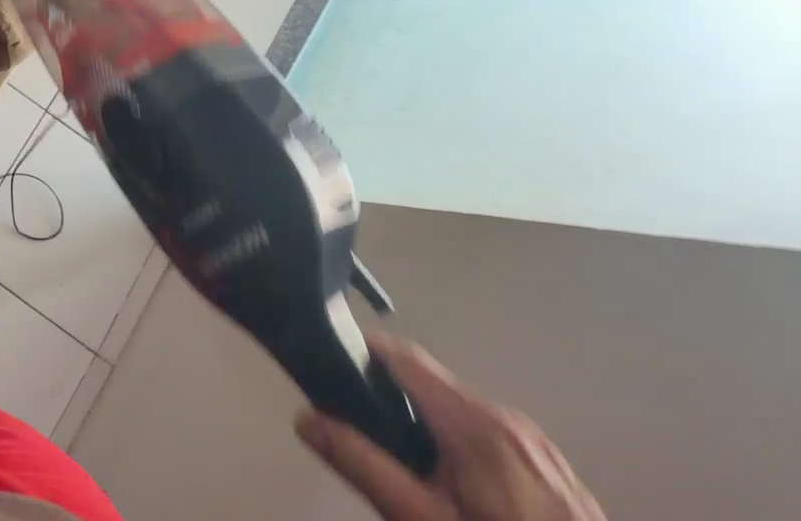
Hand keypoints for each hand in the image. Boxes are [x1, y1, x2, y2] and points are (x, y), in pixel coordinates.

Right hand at [297, 335, 605, 520]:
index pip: (401, 355)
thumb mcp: (421, 518)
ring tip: (396, 466)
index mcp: (475, 423)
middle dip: (383, 398)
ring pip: (455, 411)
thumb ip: (363, 466)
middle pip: (426, 383)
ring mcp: (535, 445)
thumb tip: (306, 418)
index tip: (320, 369)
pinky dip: (451, 442)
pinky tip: (447, 487)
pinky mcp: (549, 468)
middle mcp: (508, 419)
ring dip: (417, 423)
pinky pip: (485, 435)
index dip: (356, 351)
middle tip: (352, 433)